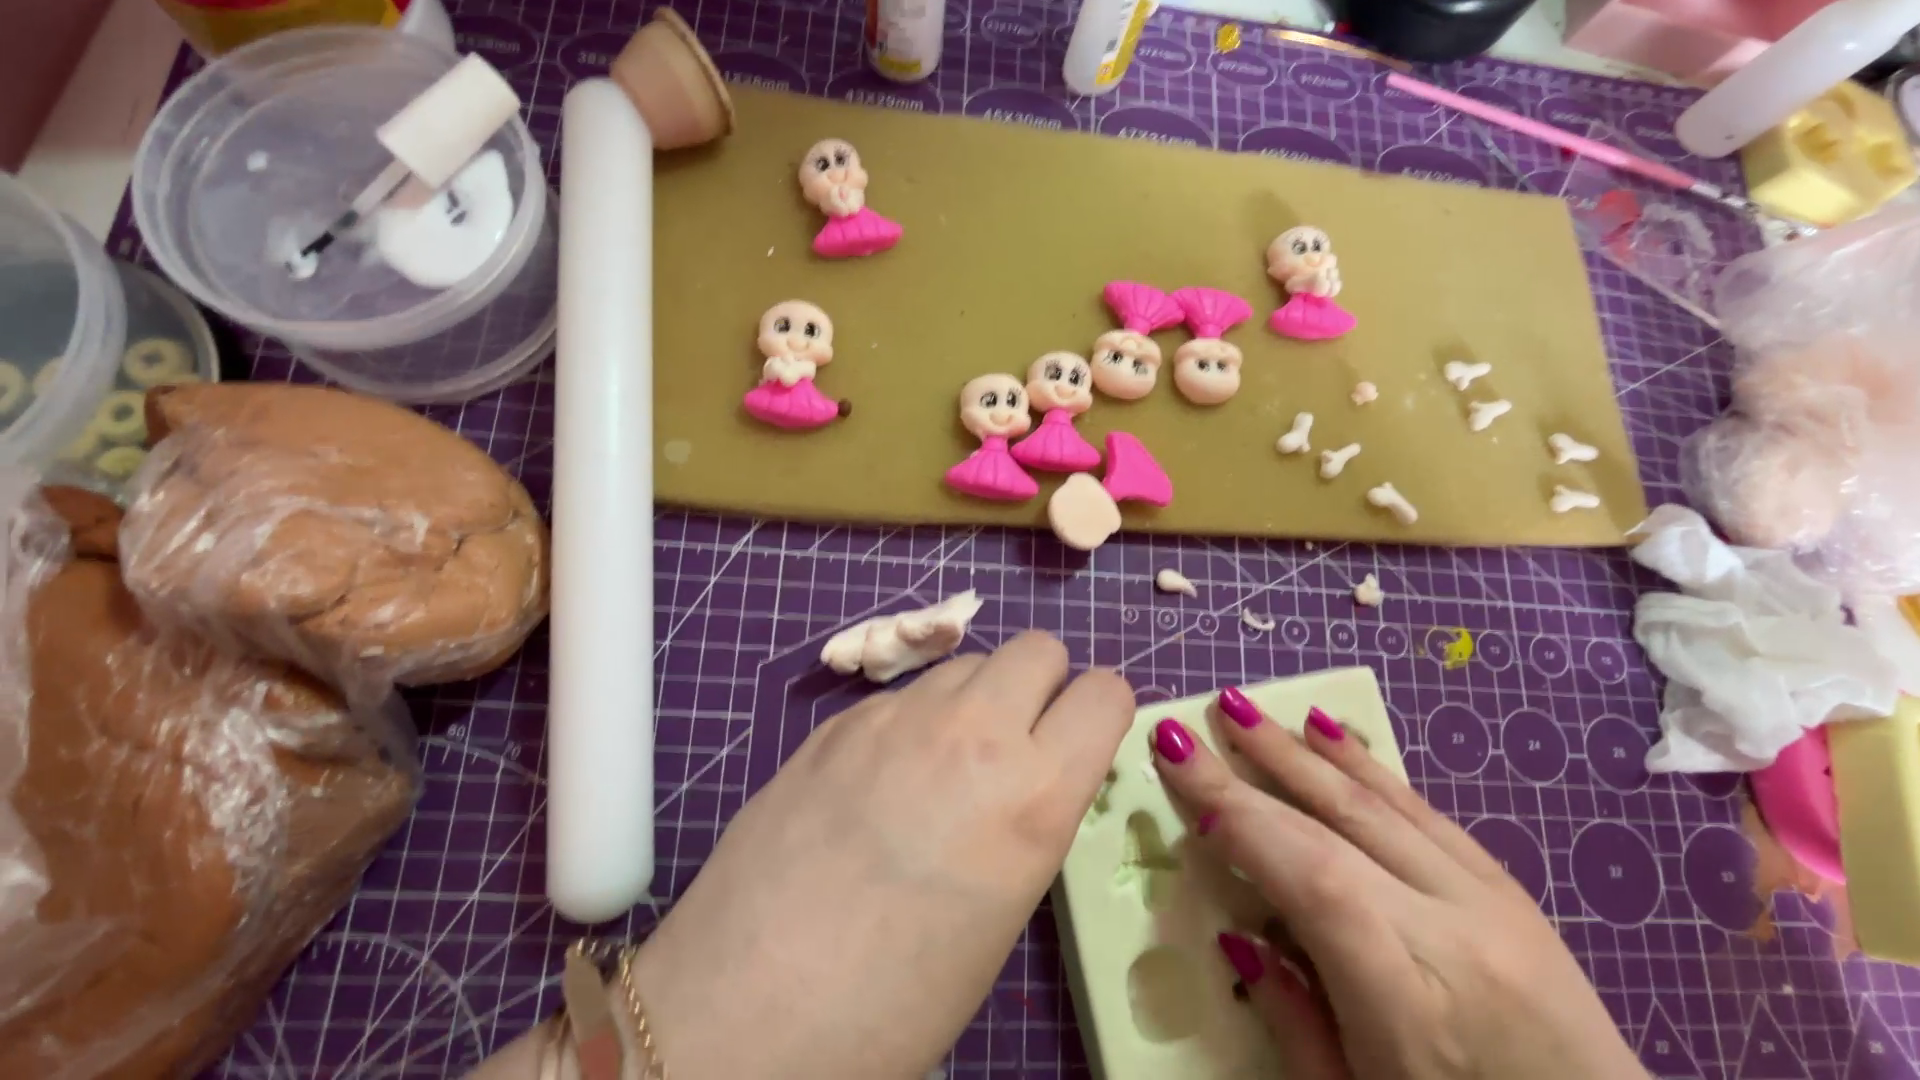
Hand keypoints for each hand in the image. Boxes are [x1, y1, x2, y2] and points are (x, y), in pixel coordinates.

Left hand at [631, 632, 1134, 1078]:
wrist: (746, 1007)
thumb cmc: (893, 1003)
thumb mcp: (1000, 916)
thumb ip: (1025, 822)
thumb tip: (1024, 782)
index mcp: (1032, 796)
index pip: (1105, 692)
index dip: (1101, 713)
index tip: (1083, 742)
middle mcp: (972, 733)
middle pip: (1038, 648)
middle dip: (1042, 686)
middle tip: (1017, 745)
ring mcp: (896, 717)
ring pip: (967, 663)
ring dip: (975, 699)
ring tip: (945, 765)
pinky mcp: (836, 721)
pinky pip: (902, 696)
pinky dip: (911, 722)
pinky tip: (879, 783)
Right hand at [1152, 691, 1646, 1079]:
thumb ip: (1292, 1019)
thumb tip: (1240, 932)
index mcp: (1410, 1000)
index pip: (1315, 880)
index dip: (1246, 819)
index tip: (1183, 772)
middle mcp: (1456, 932)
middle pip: (1338, 826)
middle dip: (1253, 766)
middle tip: (1188, 725)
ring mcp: (1492, 904)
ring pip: (1380, 804)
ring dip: (1302, 750)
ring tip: (1243, 708)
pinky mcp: (1511, 892)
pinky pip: (1428, 812)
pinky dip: (1370, 768)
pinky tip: (1331, 736)